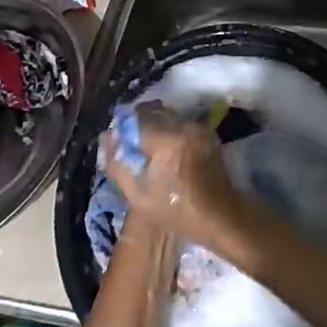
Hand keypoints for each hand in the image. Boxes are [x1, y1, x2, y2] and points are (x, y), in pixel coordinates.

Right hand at [101, 118, 253, 252]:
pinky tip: (165, 148)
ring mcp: (197, 126)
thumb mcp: (138, 196)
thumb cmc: (176, 211)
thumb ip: (119, 164)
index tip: (116, 142)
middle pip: (151, 111)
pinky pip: (180, 121)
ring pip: (166, 114)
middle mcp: (183, 126)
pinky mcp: (206, 130)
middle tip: (129, 144)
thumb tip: (106, 138)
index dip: (121, 129)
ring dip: (153, 124)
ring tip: (147, 147)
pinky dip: (168, 128)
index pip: (134, 120)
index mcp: (166, 141)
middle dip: (136, 123)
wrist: (220, 214)